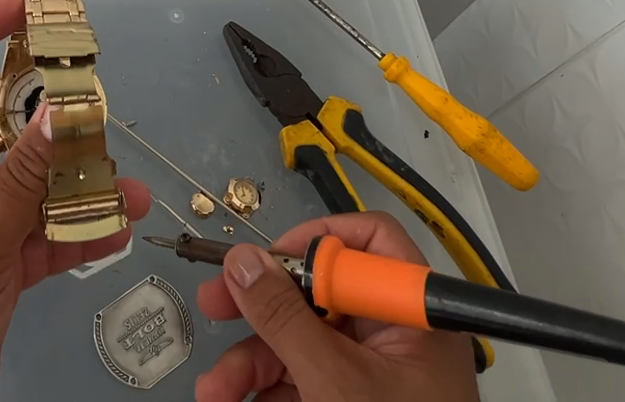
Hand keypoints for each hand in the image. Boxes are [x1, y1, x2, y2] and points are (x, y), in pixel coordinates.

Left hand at [0, 0, 150, 401]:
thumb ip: (19, 181)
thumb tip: (60, 112)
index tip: (21, 5)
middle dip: (45, 109)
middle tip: (92, 93)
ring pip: (28, 183)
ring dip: (74, 178)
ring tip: (123, 178)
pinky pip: (41, 233)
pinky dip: (77, 229)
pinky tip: (113, 229)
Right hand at [195, 212, 478, 401]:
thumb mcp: (333, 381)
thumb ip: (284, 316)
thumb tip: (242, 258)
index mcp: (411, 317)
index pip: (371, 242)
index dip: (319, 239)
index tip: (269, 258)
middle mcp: (393, 338)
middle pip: (320, 294)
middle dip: (261, 307)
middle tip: (213, 305)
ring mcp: (371, 377)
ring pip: (301, 341)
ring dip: (250, 361)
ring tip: (215, 391)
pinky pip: (301, 379)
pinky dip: (265, 389)